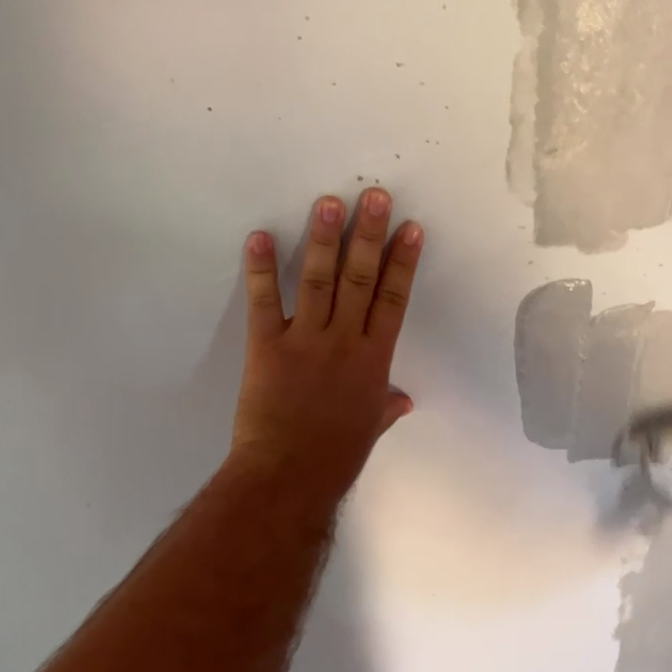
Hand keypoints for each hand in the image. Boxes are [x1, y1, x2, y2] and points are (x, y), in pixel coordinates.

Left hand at [231, 188, 424, 501]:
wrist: (288, 476)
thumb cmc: (334, 457)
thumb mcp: (369, 430)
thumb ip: (385, 408)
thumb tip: (402, 402)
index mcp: (375, 359)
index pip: (394, 299)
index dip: (403, 262)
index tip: (411, 229)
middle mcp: (346, 340)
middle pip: (361, 278)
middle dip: (369, 234)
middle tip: (374, 196)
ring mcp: (307, 340)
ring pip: (320, 280)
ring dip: (325, 239)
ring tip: (330, 202)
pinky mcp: (267, 346)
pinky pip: (264, 301)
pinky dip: (261, 268)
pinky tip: (261, 236)